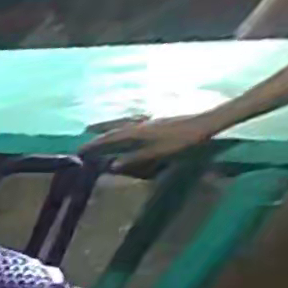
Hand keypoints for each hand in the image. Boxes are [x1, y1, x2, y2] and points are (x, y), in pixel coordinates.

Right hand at [81, 113, 225, 170]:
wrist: (209, 123)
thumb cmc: (183, 139)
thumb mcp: (158, 152)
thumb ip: (134, 158)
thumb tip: (111, 165)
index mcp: (136, 132)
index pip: (109, 139)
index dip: (93, 145)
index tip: (78, 151)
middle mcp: (140, 125)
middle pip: (114, 127)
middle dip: (99, 131)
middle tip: (85, 131)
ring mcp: (150, 122)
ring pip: (124, 123)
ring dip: (112, 125)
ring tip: (102, 127)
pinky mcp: (158, 122)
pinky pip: (134, 123)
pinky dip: (125, 125)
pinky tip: (128, 128)